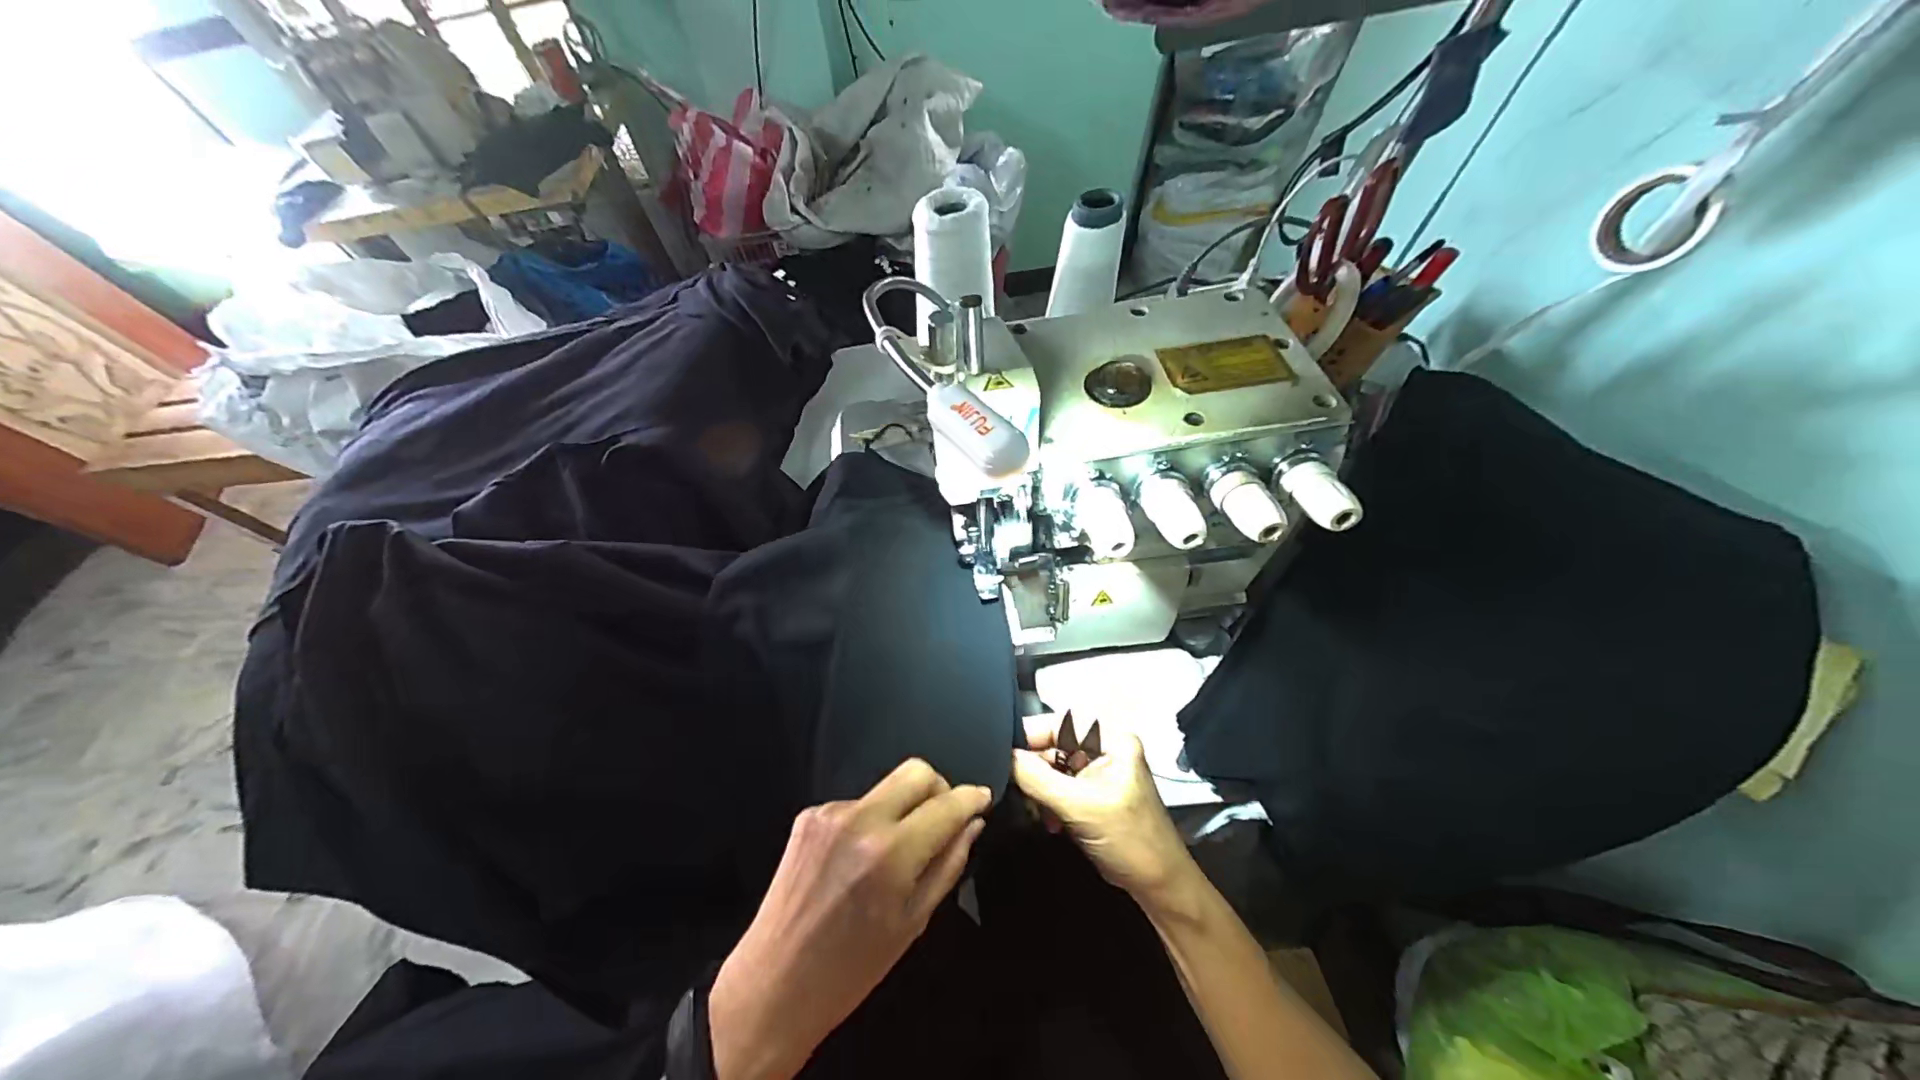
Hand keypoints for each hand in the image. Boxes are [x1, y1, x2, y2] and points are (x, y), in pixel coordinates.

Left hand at [708, 759, 991, 1079]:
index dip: (972, 797)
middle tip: (944, 818)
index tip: (983, 798)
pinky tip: (860, 858)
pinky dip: (871, 822)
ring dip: (903, 808)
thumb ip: (948, 865)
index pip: (947, 804)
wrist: (774, 984)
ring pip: (887, 787)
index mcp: (892, 853)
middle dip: (940, 788)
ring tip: (896, 852)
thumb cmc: (851, 969)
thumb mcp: (913, 922)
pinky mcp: (808, 816)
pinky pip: (857, 804)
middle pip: (917, 771)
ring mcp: (830, 813)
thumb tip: (971, 824)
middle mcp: (860, 820)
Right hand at [1011, 714, 1195, 900]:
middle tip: (1015, 788)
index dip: (1030, 735)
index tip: (1001, 752)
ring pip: (1051, 769)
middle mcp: (1103, 749)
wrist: (1158, 886)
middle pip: (1053, 746)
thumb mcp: (1079, 806)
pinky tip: (1048, 822)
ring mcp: (1096, 774)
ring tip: (1034, 810)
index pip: (1060, 723)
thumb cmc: (1129, 839)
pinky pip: (1056, 789)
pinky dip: (1046, 803)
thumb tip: (1003, 756)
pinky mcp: (1089, 796)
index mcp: (1111, 740)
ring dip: (1038, 790)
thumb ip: (1038, 778)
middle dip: (1033, 768)